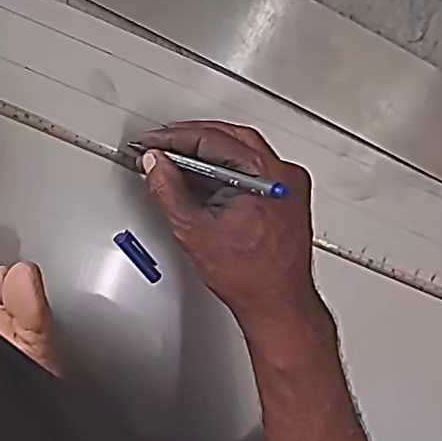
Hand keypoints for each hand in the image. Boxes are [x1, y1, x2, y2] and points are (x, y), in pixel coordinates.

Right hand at [137, 122, 327, 332]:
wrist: (278, 303)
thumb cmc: (249, 276)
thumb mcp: (194, 230)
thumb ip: (168, 191)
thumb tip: (155, 163)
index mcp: (262, 175)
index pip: (211, 139)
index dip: (174, 139)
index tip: (153, 143)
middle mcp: (282, 174)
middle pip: (229, 137)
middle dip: (190, 136)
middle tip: (161, 144)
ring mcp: (288, 184)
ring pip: (243, 148)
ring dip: (208, 148)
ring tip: (178, 158)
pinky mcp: (287, 196)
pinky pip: (254, 166)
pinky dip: (226, 165)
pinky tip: (204, 176)